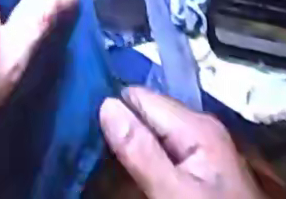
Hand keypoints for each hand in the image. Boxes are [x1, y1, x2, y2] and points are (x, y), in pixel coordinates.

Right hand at [100, 87, 264, 198]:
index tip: (83, 132)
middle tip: (90, 159)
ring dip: (128, 157)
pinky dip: (144, 172)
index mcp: (196, 126)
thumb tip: (104, 103)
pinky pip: (163, 163)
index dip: (111, 112)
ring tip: (101, 174)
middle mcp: (199, 132)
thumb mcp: (177, 196)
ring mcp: (201, 158)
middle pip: (144, 118)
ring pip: (150, 143)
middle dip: (118, 137)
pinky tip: (130, 185)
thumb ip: (141, 151)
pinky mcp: (201, 180)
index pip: (138, 97)